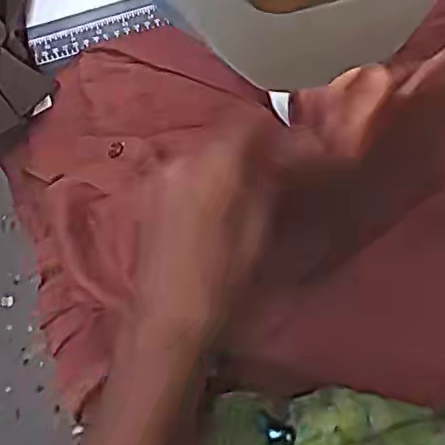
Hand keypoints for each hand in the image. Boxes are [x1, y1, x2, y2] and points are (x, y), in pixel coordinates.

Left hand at [133, 117, 283, 348]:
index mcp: (211, 166)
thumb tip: (289, 150)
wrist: (165, 322)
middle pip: (225, 135)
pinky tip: (219, 202)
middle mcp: (181, 161)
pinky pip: (188, 169)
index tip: (293, 145)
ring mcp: (161, 176)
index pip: (247, 122)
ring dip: (230, 161)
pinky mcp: (150, 193)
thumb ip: (269, 180)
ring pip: (206, 152)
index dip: (275, 130)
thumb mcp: (257, 231)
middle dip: (253, 146)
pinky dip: (208, 175)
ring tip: (249, 187)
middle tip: (277, 167)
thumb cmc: (219, 283)